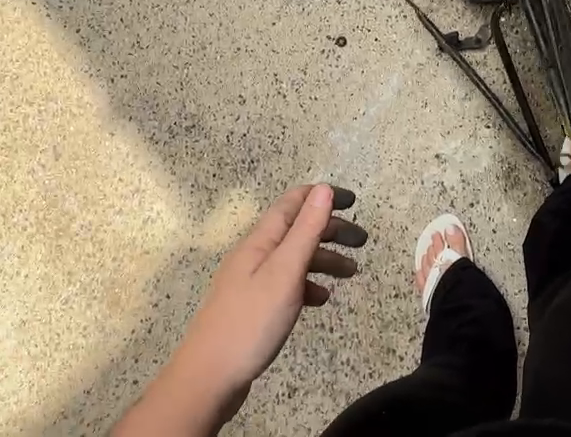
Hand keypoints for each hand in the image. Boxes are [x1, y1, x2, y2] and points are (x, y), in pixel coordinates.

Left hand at [114, 184, 367, 436]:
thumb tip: (323, 189)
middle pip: (298, 229)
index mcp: (261, 240)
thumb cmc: (250, 321)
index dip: (323, 196)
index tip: (354, 202)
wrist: (207, 381)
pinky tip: (321, 298)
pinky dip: (308, 285)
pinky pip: (287, 284)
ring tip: (352, 272)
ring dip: (325, 259)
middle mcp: (256, 254)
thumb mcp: (285, 272)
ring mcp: (253, 281)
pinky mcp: (254, 307)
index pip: (294, 202)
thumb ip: (305, 230)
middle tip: (362, 242)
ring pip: (295, 258)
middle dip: (331, 230)